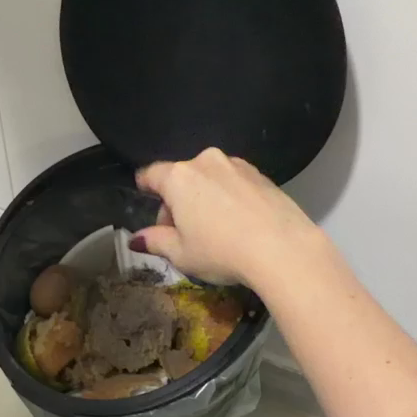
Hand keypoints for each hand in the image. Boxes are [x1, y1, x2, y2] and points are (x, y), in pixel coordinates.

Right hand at [132, 148, 334, 289]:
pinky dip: (226, 199)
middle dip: (176, 203)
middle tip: (181, 236)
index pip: (151, 175)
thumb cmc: (220, 252)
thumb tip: (136, 239)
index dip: (144, 187)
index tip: (144, 198)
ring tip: (212, 232)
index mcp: (179, 178)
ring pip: (208, 180)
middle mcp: (206, 161)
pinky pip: (232, 184)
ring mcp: (236, 165)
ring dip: (202, 200)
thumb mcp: (180, 254)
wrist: (280, 248)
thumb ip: (155, 242)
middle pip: (180, 179)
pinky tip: (235, 226)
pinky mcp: (260, 174)